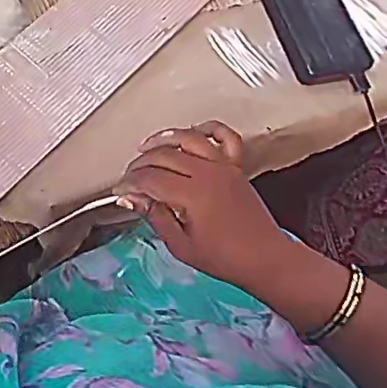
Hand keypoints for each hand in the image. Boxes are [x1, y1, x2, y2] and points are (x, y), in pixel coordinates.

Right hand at [117, 122, 292, 289]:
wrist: (265, 259)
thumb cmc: (225, 258)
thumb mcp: (181, 245)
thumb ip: (155, 217)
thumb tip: (134, 199)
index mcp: (193, 194)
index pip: (150, 178)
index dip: (130, 183)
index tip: (121, 191)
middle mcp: (208, 173)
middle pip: (163, 156)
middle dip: (139, 164)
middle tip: (129, 177)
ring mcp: (224, 166)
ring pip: (187, 138)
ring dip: (163, 139)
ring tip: (146, 146)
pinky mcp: (236, 167)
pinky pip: (224, 137)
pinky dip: (208, 128)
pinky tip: (193, 131)